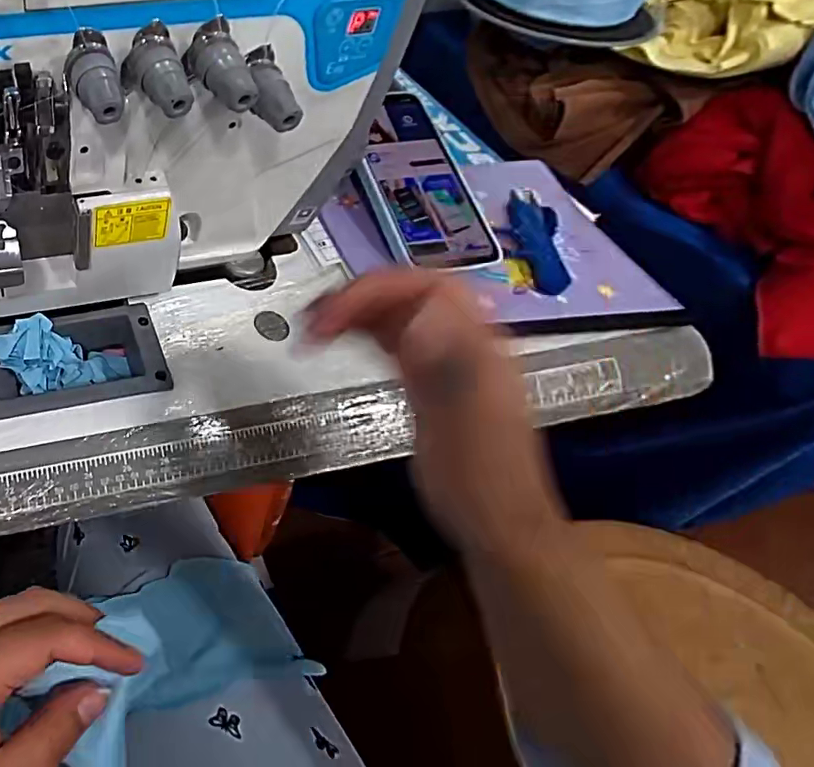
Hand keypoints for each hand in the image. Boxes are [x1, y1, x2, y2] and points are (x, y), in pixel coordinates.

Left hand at [0, 587, 144, 766]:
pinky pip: (0, 624)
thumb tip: (95, 691)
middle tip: (117, 645)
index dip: (96, 644)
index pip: (46, 634)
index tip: (132, 661)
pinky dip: (35, 628)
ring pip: (15, 607)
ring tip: (95, 646)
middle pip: (30, 603)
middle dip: (79, 615)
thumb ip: (51, 736)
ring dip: (58, 617)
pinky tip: (53, 655)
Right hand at [305, 270, 567, 559]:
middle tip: (316, 319)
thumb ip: (444, 369)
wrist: (498, 526)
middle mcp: (462, 345)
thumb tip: (420, 318)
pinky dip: (360, 328)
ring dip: (353, 309)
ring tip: (316, 324)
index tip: (336, 315)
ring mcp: (444, 358)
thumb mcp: (462, 428)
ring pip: (396, 310)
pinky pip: (391, 334)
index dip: (377, 290)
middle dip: (357, 297)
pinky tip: (339, 338)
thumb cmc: (481, 485)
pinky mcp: (426, 374)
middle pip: (408, 292)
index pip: (427, 288)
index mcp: (475, 349)